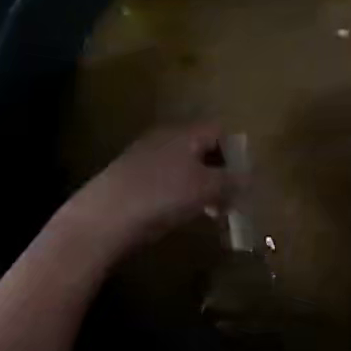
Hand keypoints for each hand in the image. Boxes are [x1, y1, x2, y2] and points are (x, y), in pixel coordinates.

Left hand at [50, 123, 228, 264]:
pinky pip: (164, 181)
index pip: (219, 130)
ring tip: (208, 212)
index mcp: (184, 133)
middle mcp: (164, 138)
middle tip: (229, 198)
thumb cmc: (161, 196)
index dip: (235, 152)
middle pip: (200, 148)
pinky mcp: (128, 180)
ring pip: (182, 166)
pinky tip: (177, 215)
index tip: (243, 179)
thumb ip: (231, 181)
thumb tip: (249, 178)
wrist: (101, 219)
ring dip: (199, 185)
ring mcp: (143, 158)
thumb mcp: (206, 188)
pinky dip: (178, 194)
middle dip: (219, 171)